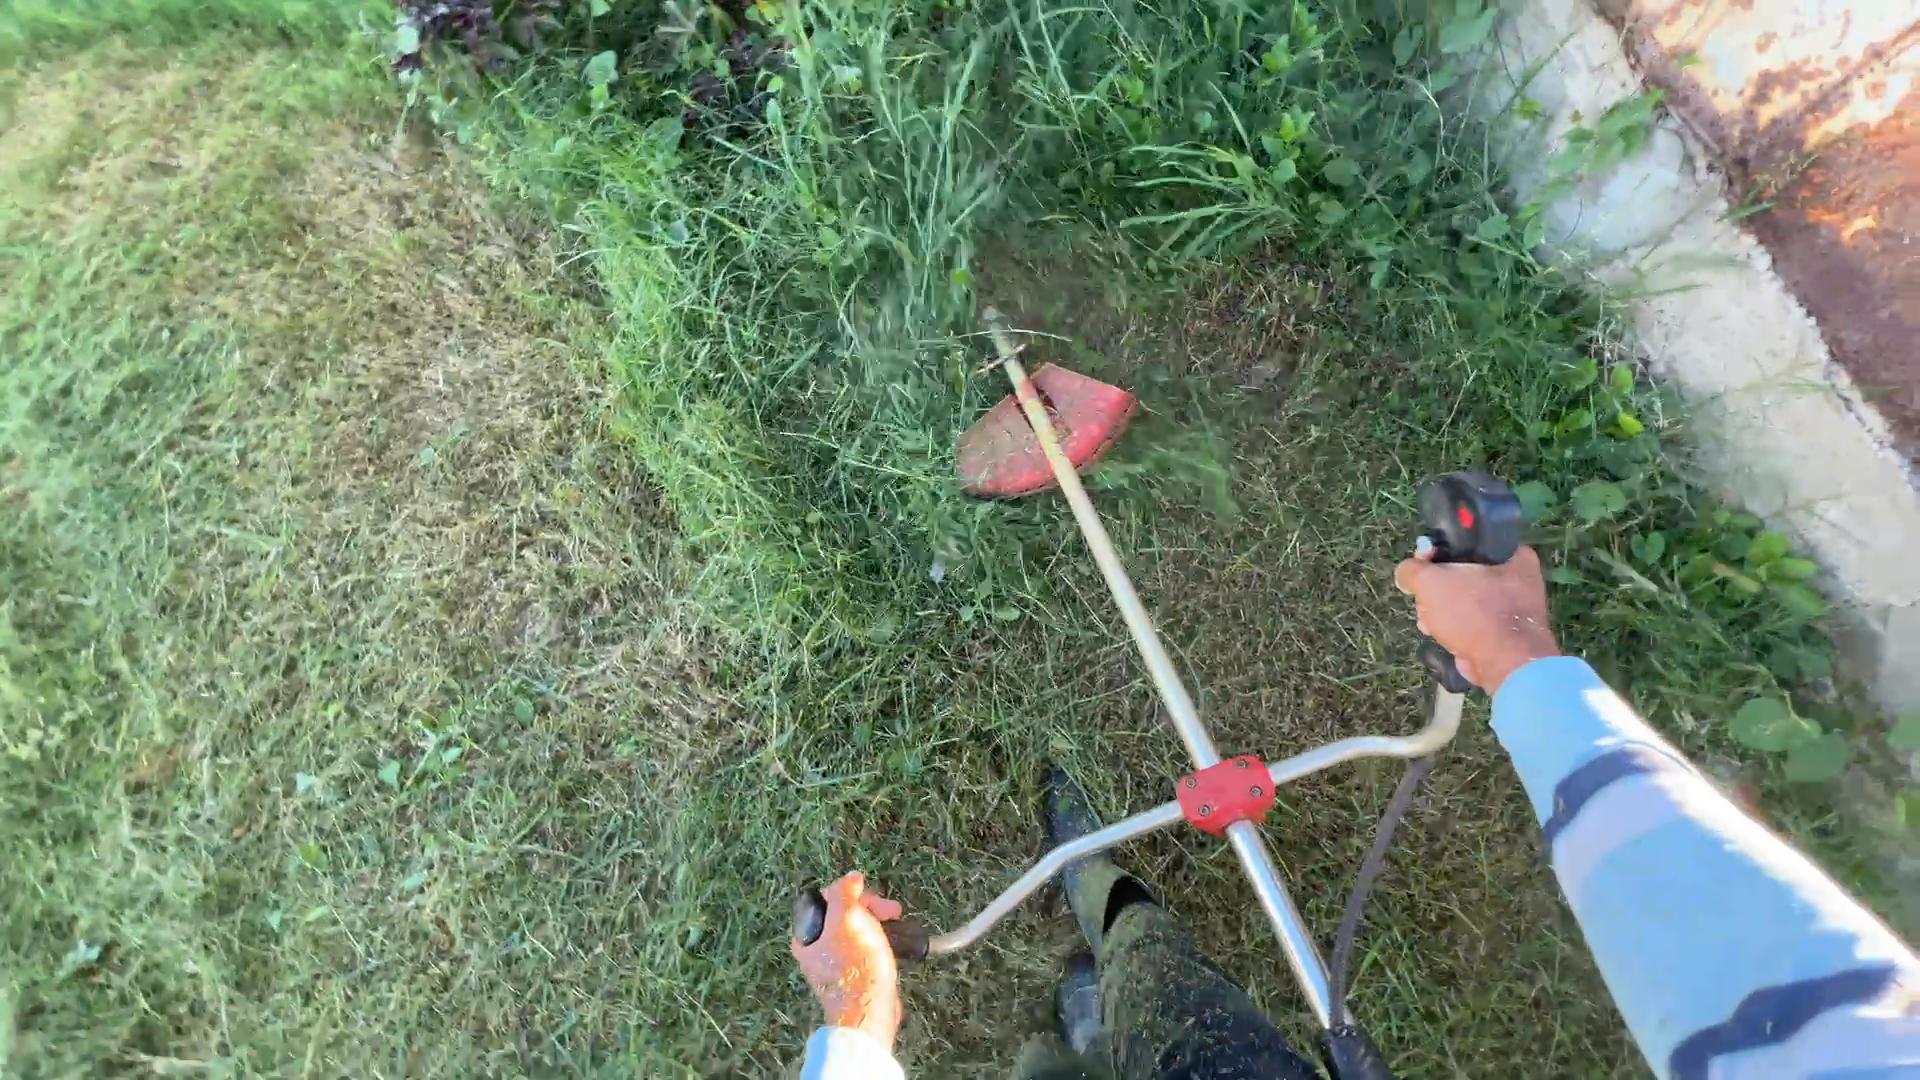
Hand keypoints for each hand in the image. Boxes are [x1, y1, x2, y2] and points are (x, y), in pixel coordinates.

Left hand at [791, 871, 904, 1050]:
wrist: (868, 1012)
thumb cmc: (855, 964)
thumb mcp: (846, 919)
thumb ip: (845, 892)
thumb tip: (852, 876)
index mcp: (805, 933)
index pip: (826, 896)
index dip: (851, 892)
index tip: (871, 899)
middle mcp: (815, 946)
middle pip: (843, 910)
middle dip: (869, 907)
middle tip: (892, 911)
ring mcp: (833, 961)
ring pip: (856, 926)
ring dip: (877, 921)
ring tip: (896, 925)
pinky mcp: (851, 973)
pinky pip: (864, 945)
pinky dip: (878, 939)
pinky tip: (891, 943)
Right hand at [1395, 545, 1559, 692]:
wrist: (1506, 663)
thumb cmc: (1473, 612)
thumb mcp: (1430, 581)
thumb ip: (1411, 569)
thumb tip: (1407, 573)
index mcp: (1511, 555)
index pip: (1464, 544)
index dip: (1437, 554)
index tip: (1423, 568)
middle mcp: (1518, 577)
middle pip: (1458, 574)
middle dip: (1434, 591)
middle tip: (1426, 601)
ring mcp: (1514, 606)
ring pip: (1461, 599)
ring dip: (1438, 611)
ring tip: (1432, 623)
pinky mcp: (1506, 630)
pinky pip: (1470, 620)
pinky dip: (1454, 627)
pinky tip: (1442, 634)